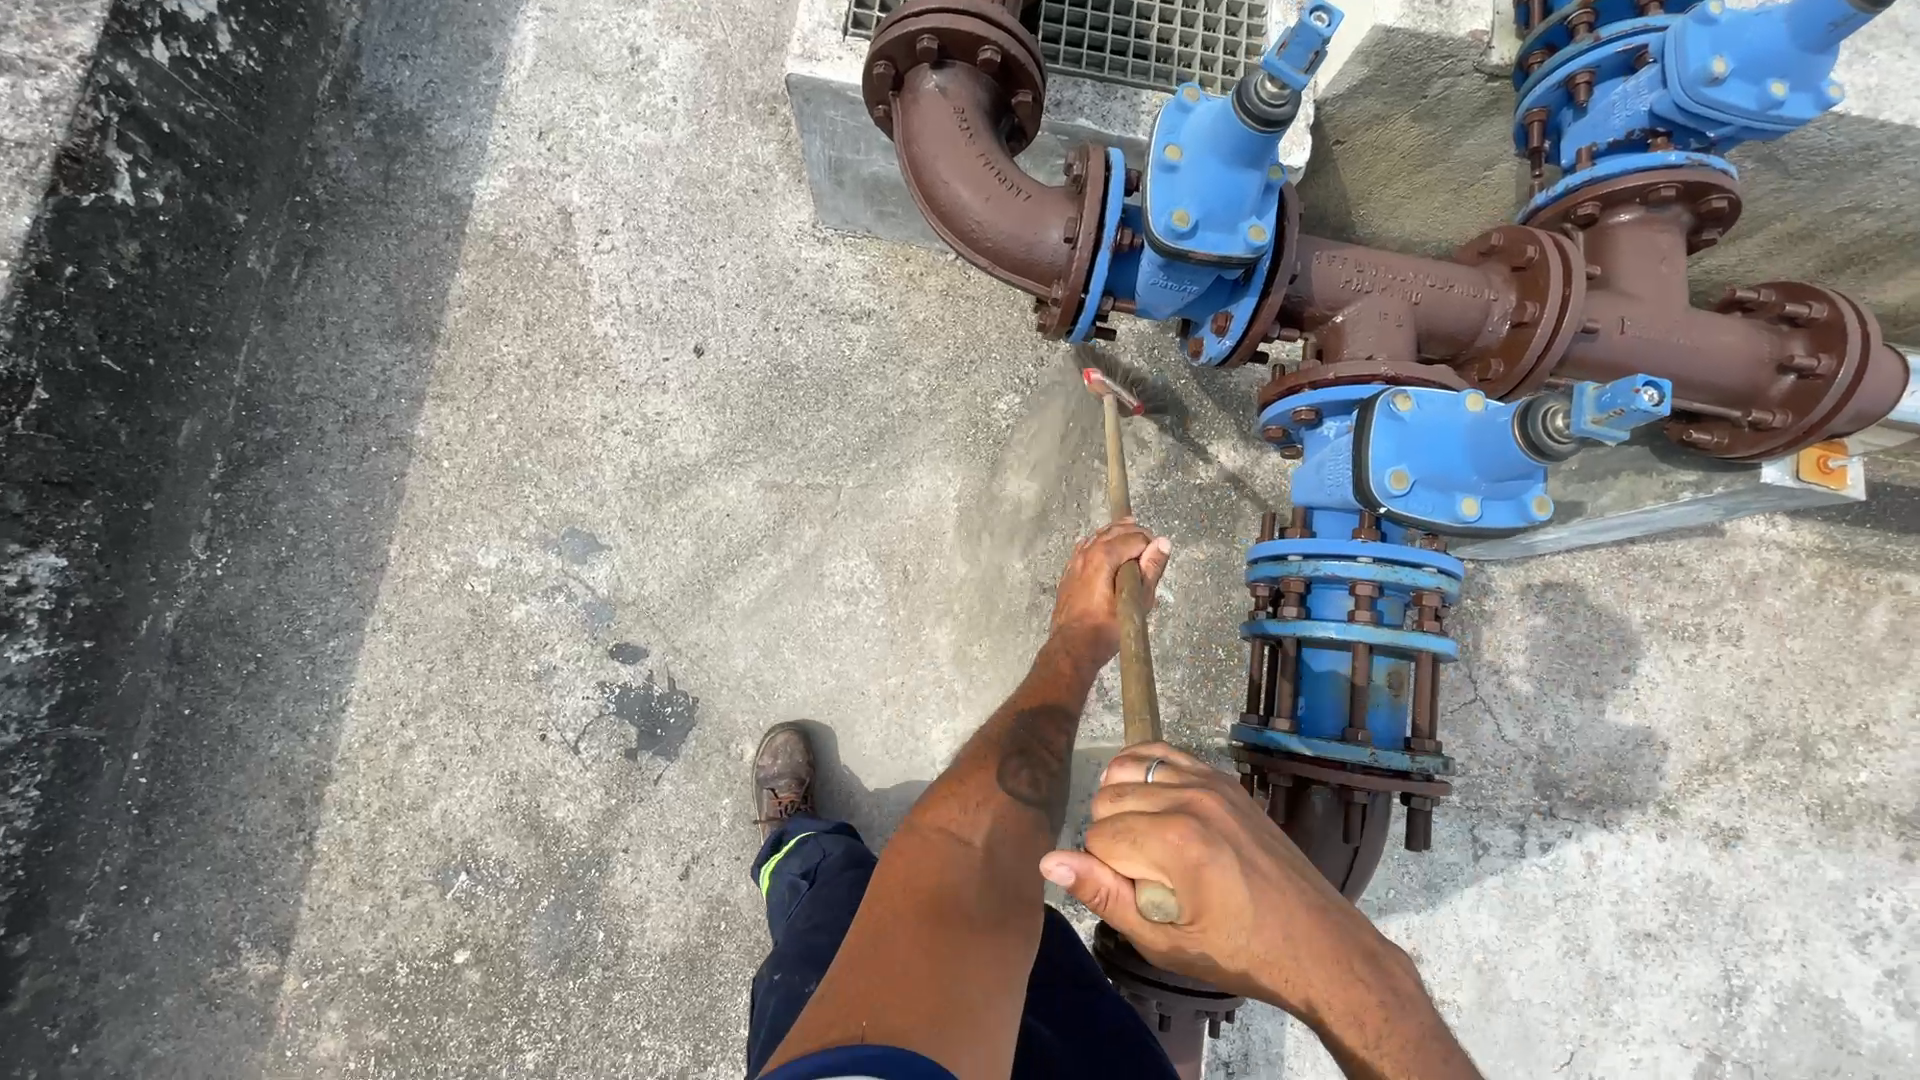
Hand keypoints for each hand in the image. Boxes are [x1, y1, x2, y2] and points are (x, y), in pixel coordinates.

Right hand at [1037, 744, 1418, 1025]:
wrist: (1313, 939)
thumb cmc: (1234, 949)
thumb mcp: (1162, 939)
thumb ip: (1103, 895)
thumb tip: (1047, 860)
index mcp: (1173, 841)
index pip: (1096, 838)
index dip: (1104, 871)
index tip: (1134, 894)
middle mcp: (1187, 798)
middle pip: (1106, 799)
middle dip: (1109, 836)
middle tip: (1139, 873)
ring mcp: (1207, 781)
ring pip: (1125, 771)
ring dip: (1120, 802)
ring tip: (1141, 839)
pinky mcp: (1220, 777)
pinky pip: (1160, 751)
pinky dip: (1140, 768)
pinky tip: (1147, 798)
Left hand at [1047, 521, 1171, 669]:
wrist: (1073, 646)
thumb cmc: (1107, 628)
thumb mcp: (1137, 601)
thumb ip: (1150, 569)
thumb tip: (1162, 543)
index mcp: (1103, 556)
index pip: (1135, 536)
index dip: (1151, 545)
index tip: (1158, 558)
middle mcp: (1087, 552)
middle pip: (1116, 530)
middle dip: (1136, 534)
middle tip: (1150, 547)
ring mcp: (1075, 561)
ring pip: (1099, 536)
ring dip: (1118, 536)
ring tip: (1134, 542)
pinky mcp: (1069, 572)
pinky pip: (1087, 547)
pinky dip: (1100, 544)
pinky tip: (1107, 552)